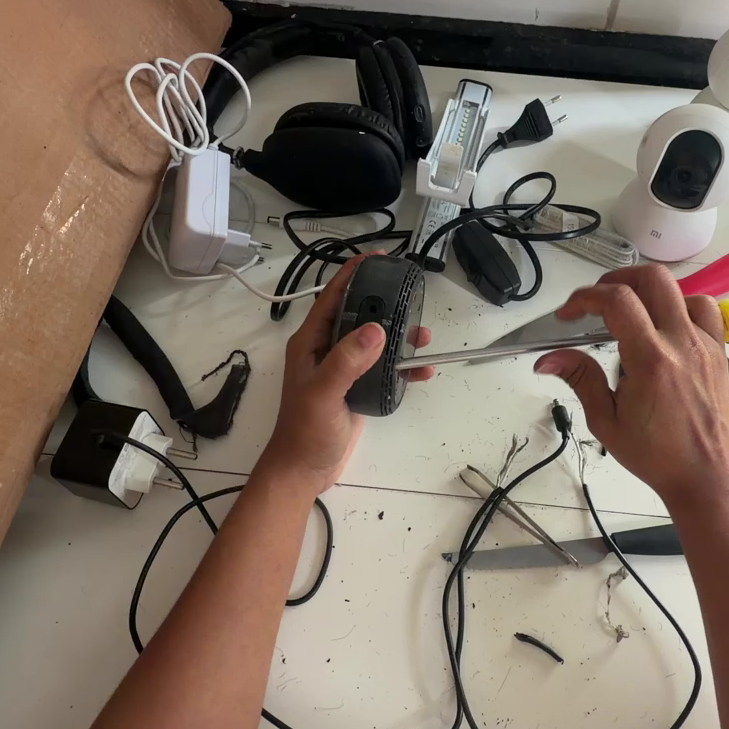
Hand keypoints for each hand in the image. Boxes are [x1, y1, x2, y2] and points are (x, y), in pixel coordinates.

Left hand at [257, 253, 432, 495]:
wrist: (304, 470)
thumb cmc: (305, 431)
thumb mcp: (323, 393)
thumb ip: (347, 360)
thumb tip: (376, 329)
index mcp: (311, 342)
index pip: (333, 297)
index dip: (354, 274)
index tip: (380, 258)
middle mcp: (327, 350)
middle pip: (358, 315)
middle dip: (385, 304)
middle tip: (412, 296)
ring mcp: (344, 369)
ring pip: (375, 341)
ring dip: (400, 337)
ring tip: (424, 336)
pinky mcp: (358, 388)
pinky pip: (384, 369)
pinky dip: (403, 367)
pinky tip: (421, 370)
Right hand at [534, 265, 728, 512]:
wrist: (706, 476)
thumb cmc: (655, 455)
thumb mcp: (606, 421)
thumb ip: (579, 379)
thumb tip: (546, 358)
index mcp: (650, 359)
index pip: (617, 301)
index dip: (585, 297)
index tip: (568, 314)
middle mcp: (681, 343)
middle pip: (653, 279)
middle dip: (617, 279)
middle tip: (597, 301)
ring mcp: (705, 345)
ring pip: (682, 290)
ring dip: (651, 292)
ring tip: (631, 312)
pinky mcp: (719, 353)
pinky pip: (707, 311)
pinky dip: (683, 306)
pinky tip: (667, 325)